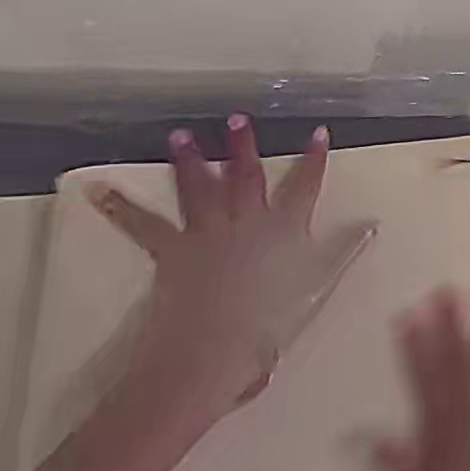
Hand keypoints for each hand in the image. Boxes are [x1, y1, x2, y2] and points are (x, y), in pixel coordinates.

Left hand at [90, 115, 375, 422]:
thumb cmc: (272, 325)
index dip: (314, 159)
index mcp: (285, 230)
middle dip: (244, 146)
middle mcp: (247, 221)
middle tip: (237, 118)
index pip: (305, 186)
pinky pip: (145, 226)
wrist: (211, 353)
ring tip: (181, 135)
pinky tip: (99, 190)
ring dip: (190, 161)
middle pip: (247, 176)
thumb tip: (370, 226)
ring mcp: (208, 233)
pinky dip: (122, 208)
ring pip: (200, 189)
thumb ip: (344, 252)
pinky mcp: (174, 250)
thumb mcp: (318, 287)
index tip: (318, 132)